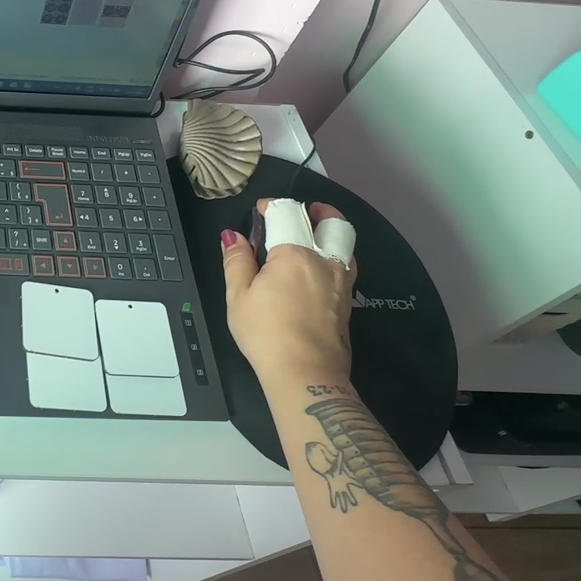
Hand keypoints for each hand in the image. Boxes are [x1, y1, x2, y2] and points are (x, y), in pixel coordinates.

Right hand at [220, 200, 356, 386]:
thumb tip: (232, 236)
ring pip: (347, 244)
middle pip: (331, 223)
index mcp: (295, 254)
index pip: (286, 215)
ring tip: (314, 233)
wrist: (306, 374)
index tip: (259, 210)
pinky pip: (347, 265)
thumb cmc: (267, 334)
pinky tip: (319, 266)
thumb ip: (236, 260)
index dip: (271, 206)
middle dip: (316, 211)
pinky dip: (336, 254)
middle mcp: (324, 262)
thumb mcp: (238, 295)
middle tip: (302, 210)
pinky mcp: (348, 301)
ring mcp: (341, 282)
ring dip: (332, 232)